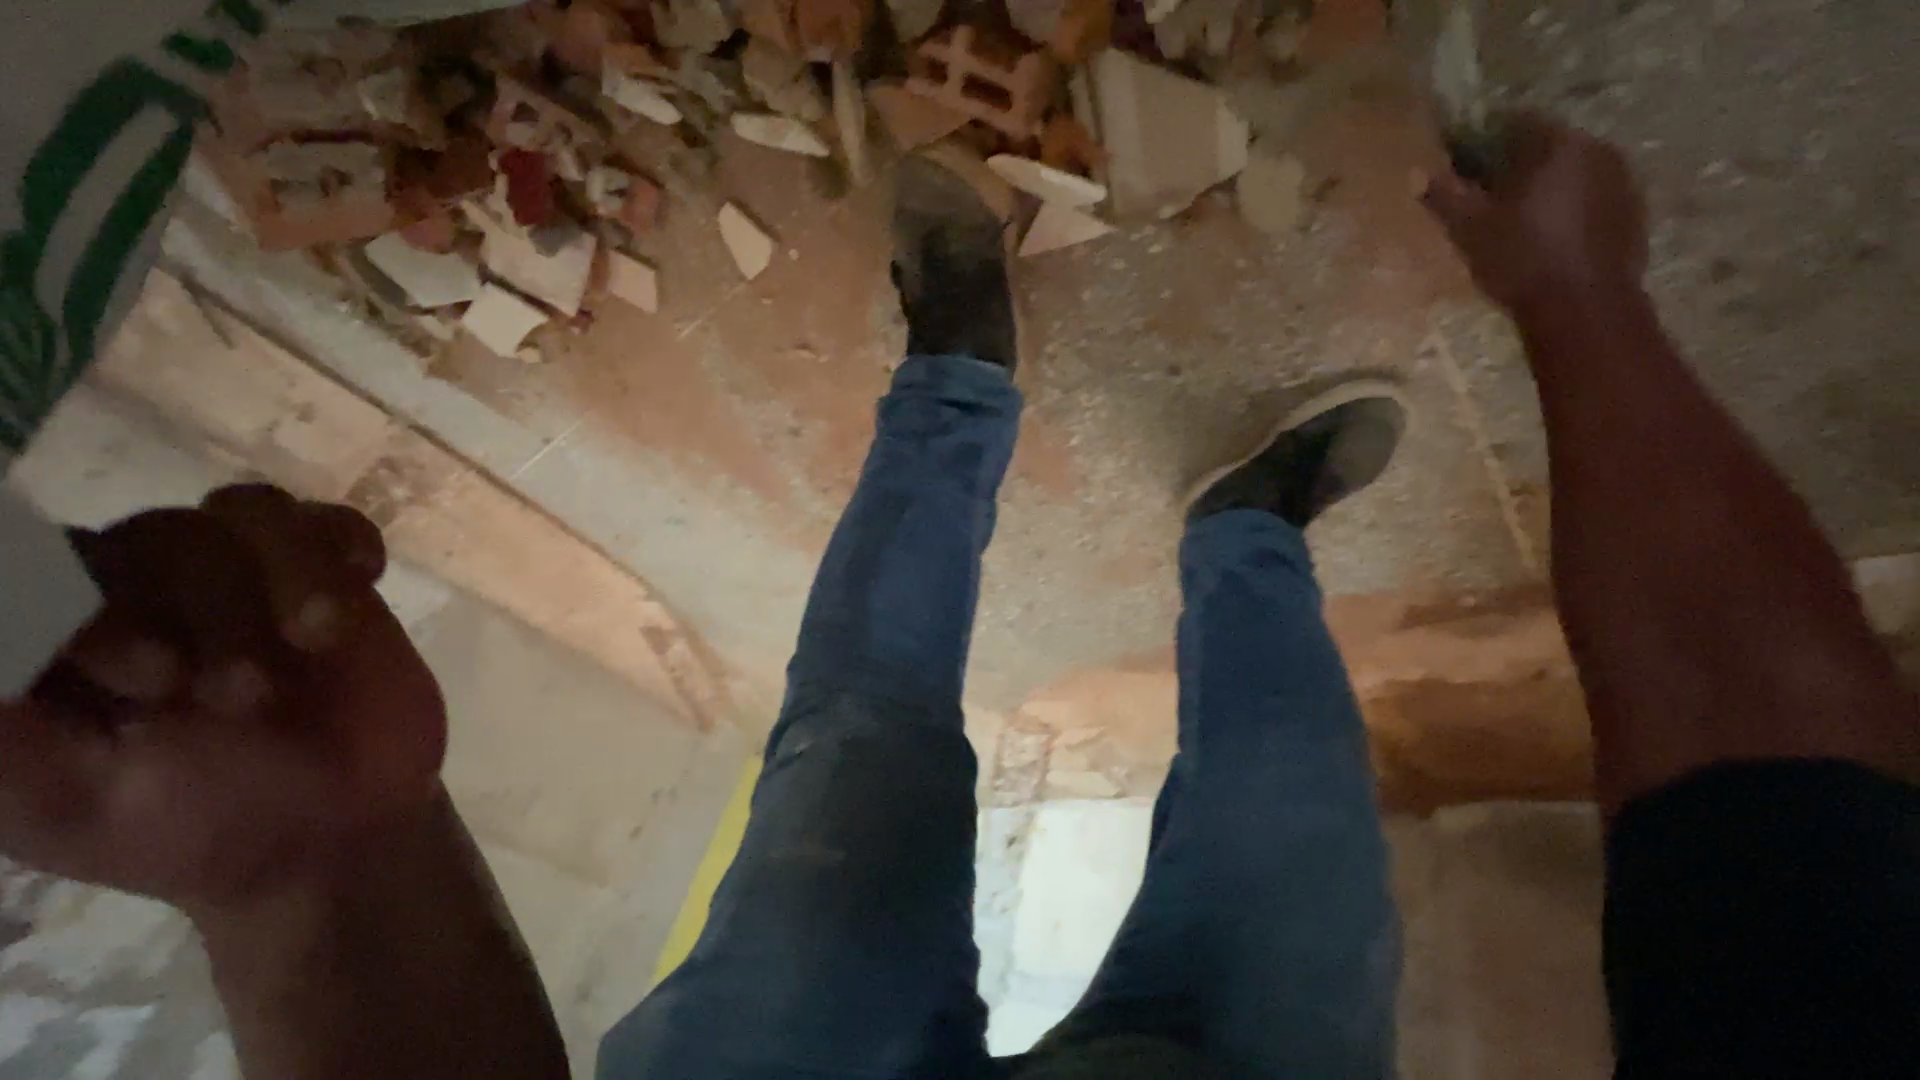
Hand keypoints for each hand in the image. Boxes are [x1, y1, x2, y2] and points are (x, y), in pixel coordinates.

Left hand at [0, 484, 446, 919]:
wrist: (344, 828)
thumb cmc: (202, 825)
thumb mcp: (58, 796)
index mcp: (55, 642)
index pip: (42, 565)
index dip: (100, 605)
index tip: (157, 679)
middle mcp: (139, 597)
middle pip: (157, 535)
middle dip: (212, 611)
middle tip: (245, 696)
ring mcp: (241, 582)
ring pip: (245, 514)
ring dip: (290, 575)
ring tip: (318, 642)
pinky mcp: (326, 579)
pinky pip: (326, 518)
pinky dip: (342, 540)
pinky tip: (361, 577)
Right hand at [1421, 115, 1649, 316]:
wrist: (1583, 306)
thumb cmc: (1519, 261)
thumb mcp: (1469, 230)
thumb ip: (1445, 196)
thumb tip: (1418, 174)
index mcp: (1555, 145)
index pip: (1513, 123)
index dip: (1482, 142)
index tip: (1463, 166)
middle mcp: (1596, 149)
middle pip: (1547, 146)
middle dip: (1516, 164)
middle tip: (1487, 196)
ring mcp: (1621, 179)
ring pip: (1572, 171)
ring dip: (1546, 187)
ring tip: (1518, 219)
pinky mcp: (1633, 211)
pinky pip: (1593, 196)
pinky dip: (1570, 207)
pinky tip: (1550, 237)